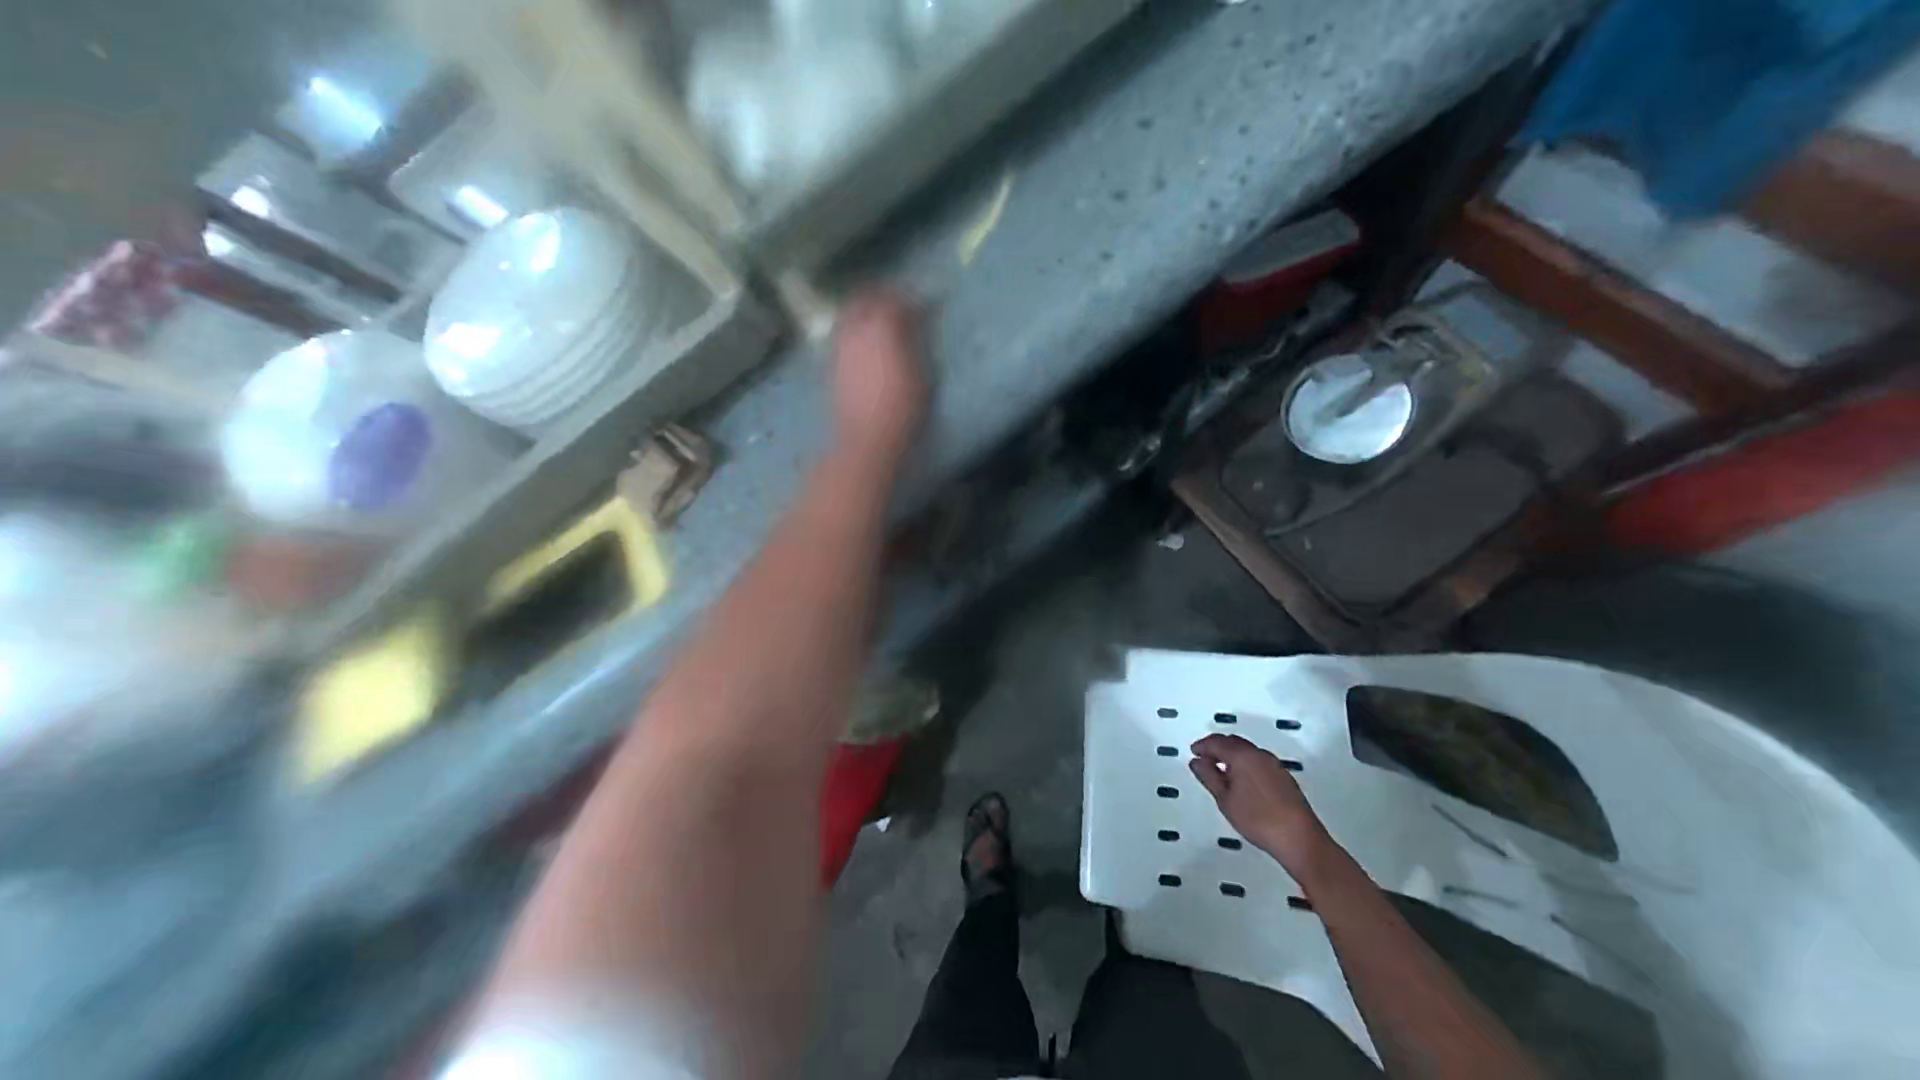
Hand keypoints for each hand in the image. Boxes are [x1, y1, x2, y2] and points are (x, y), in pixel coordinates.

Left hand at [831, 289, 927, 467]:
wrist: (868, 439)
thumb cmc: (903, 407)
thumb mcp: (921, 371)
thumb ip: (915, 338)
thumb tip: (914, 317)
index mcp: (882, 326)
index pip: (893, 299)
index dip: (907, 300)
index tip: (921, 305)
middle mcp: (855, 330)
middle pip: (863, 301)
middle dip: (879, 298)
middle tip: (896, 305)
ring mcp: (840, 348)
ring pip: (848, 318)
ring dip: (863, 315)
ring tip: (879, 325)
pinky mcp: (832, 367)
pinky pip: (842, 338)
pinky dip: (854, 335)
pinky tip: (865, 348)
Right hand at [1189, 734, 1333, 878]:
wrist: (1299, 839)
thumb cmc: (1257, 819)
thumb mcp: (1224, 799)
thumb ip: (1208, 776)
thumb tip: (1197, 762)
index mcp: (1242, 756)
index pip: (1217, 742)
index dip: (1202, 746)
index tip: (1193, 752)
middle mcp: (1260, 754)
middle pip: (1234, 742)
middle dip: (1217, 747)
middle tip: (1204, 758)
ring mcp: (1275, 765)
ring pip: (1247, 751)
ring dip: (1232, 755)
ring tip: (1220, 770)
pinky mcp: (1284, 777)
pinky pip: (1258, 760)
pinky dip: (1245, 763)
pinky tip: (1242, 780)